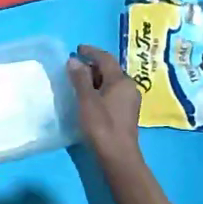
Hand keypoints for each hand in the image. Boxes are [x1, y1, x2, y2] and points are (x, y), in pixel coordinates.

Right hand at [67, 44, 142, 165]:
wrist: (118, 155)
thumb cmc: (101, 125)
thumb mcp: (87, 100)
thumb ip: (80, 78)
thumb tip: (73, 60)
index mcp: (121, 80)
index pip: (106, 58)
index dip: (91, 52)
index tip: (77, 49)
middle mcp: (129, 87)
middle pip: (110, 69)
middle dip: (93, 65)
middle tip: (74, 66)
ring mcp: (129, 100)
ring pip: (111, 82)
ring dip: (95, 78)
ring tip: (78, 81)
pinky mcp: (126, 112)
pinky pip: (112, 93)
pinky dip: (100, 89)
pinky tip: (88, 97)